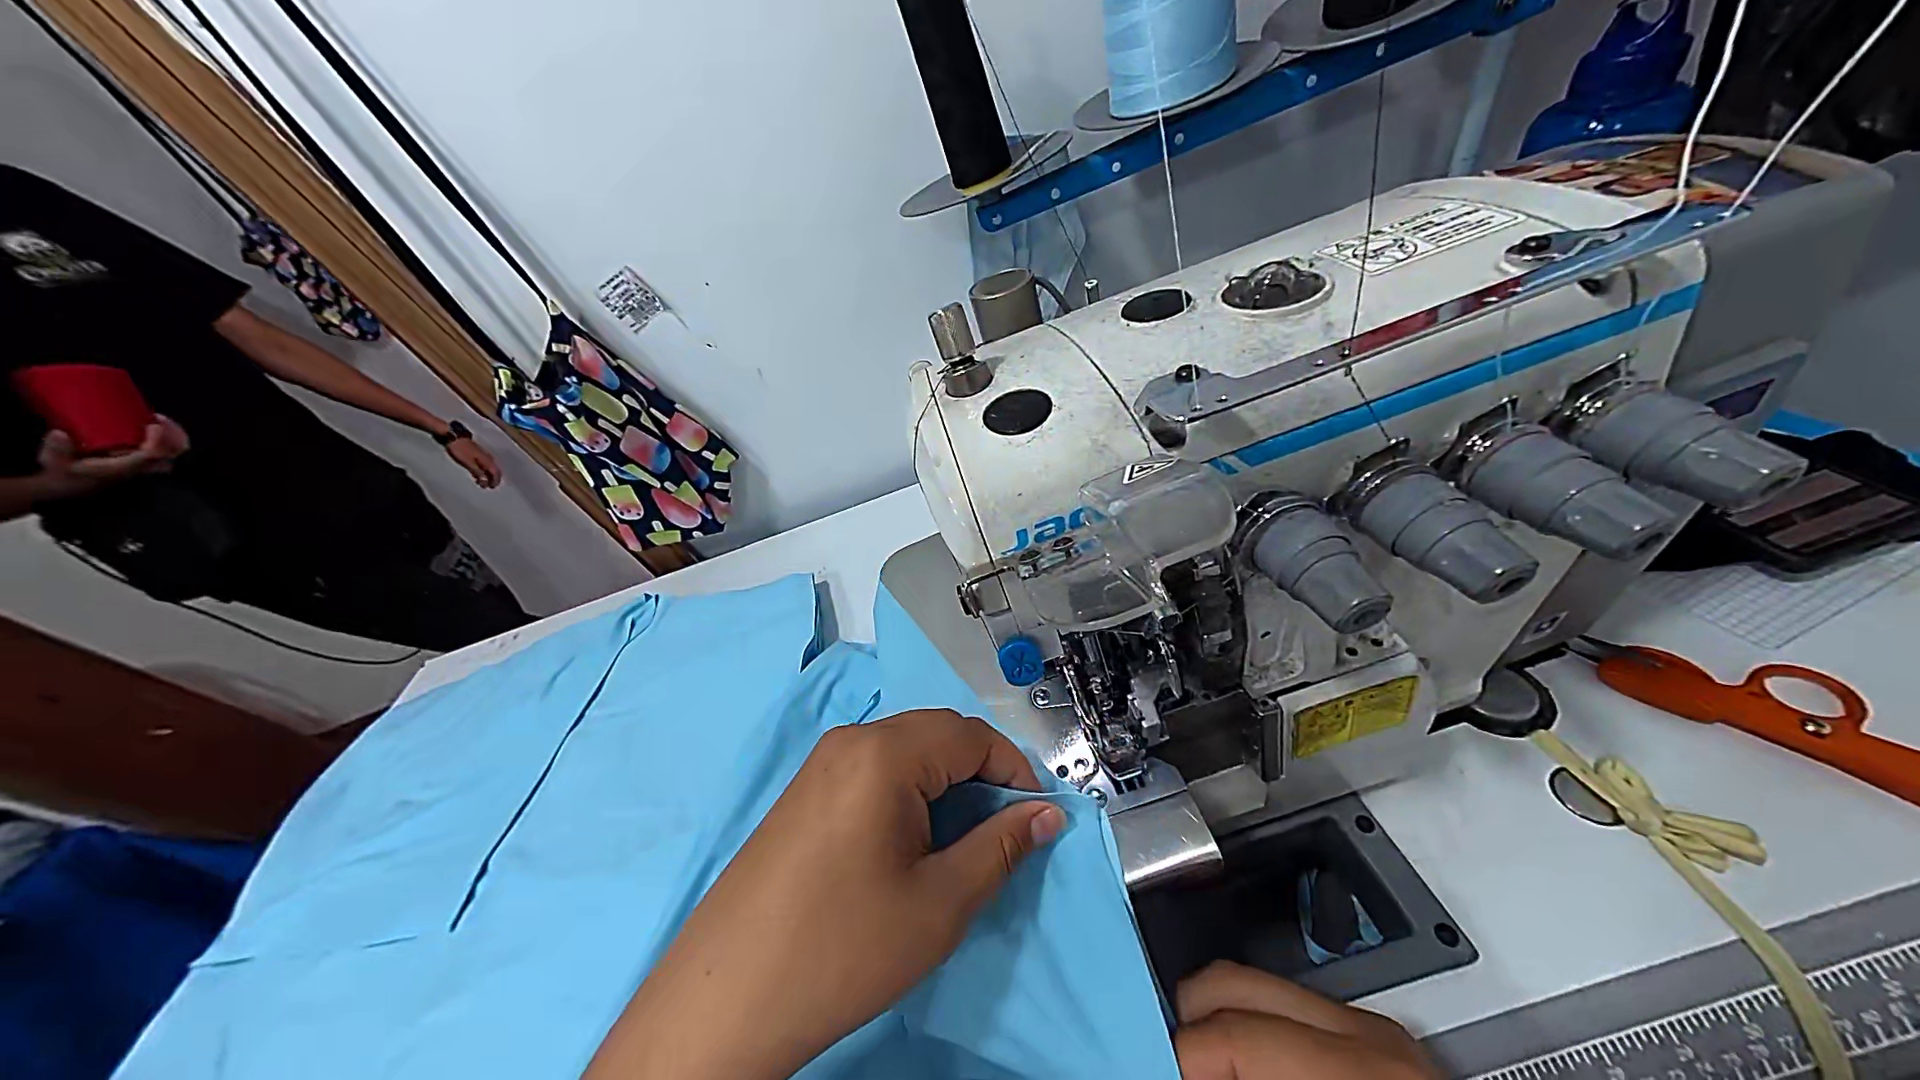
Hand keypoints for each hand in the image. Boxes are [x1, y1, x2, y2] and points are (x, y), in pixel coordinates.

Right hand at [36, 417, 189, 495]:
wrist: (68, 484)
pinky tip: (158, 425)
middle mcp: (141, 468)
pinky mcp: (144, 462)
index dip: (157, 441)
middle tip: (159, 418)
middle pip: (172, 454)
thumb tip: (60, 433)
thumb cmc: (63, 471)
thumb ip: (56, 448)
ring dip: (174, 435)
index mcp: (123, 468)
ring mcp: (146, 466)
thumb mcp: (54, 460)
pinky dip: (170, 439)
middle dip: (173, 435)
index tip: (152, 425)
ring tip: (160, 419)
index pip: (151, 456)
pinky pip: (168, 452)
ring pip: (174, 453)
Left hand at [443, 435, 501, 487]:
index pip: (496, 473)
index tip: (491, 487)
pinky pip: (484, 465)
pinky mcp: (478, 454)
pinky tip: (477, 474)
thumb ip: (478, 473)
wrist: (454, 437)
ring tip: (481, 482)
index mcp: (488, 461)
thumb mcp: (468, 463)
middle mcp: (489, 458)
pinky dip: (483, 471)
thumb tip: (486, 482)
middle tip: (487, 486)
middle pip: (495, 471)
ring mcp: (484, 455)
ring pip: (490, 468)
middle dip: (493, 479)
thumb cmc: (461, 451)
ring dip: (488, 476)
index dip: (495, 481)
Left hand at [584, 709, 1066, 1079]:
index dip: (1015, 771)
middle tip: (1005, 830)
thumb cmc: (843, 947)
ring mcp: (821, 763)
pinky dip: (910, 790)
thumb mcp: (940, 902)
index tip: (1037, 817)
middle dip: (982, 773)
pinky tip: (913, 840)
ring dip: (946, 782)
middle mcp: (850, 741)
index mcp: (883, 754)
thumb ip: (1002, 847)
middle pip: (938, 734)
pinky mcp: (805, 790)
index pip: (972, 736)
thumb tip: (1046, 815)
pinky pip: (875, 769)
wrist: (728, 996)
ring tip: (962, 841)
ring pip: (907, 750)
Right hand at [1175, 961, 1439, 1079]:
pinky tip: (1251, 1070)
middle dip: (1185, 1025)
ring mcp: (1374, 1033)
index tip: (1149, 1068)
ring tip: (1207, 1070)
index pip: (1224, 1035)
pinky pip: (1288, 1009)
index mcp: (1350, 1072)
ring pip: (1253, 987)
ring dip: (1218, 1027)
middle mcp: (1364, 1036)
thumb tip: (1180, 1068)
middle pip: (1227, 984)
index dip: (1175, 1057)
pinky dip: (1255, 1031)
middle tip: (1169, 1063)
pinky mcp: (1381, 1043)